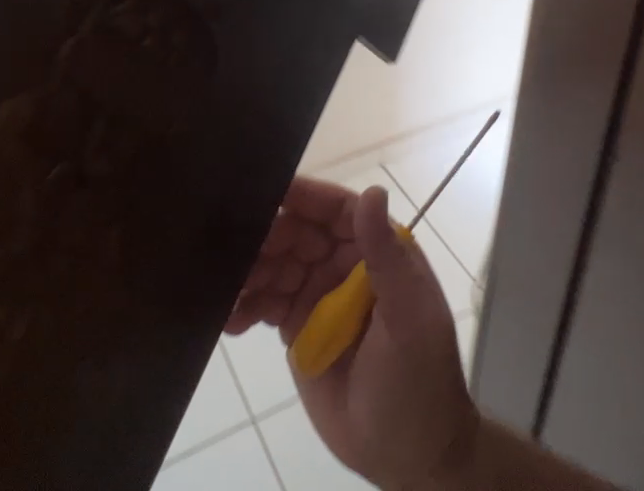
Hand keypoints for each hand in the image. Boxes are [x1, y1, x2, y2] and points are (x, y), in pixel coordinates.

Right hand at [227, 179, 477, 489]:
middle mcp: (345, 266)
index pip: (338, 210)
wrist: (405, 453)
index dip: (304, 196)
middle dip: (266, 238)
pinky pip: (264, 302)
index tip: (266, 190)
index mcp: (379, 253)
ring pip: (275, 264)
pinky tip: (229, 320)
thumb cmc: (416, 381)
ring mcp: (319, 295)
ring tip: (227, 289)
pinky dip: (244, 305)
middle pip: (297, 234)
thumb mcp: (409, 319)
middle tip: (237, 254)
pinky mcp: (297, 326)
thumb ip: (386, 257)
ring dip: (249, 271)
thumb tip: (374, 191)